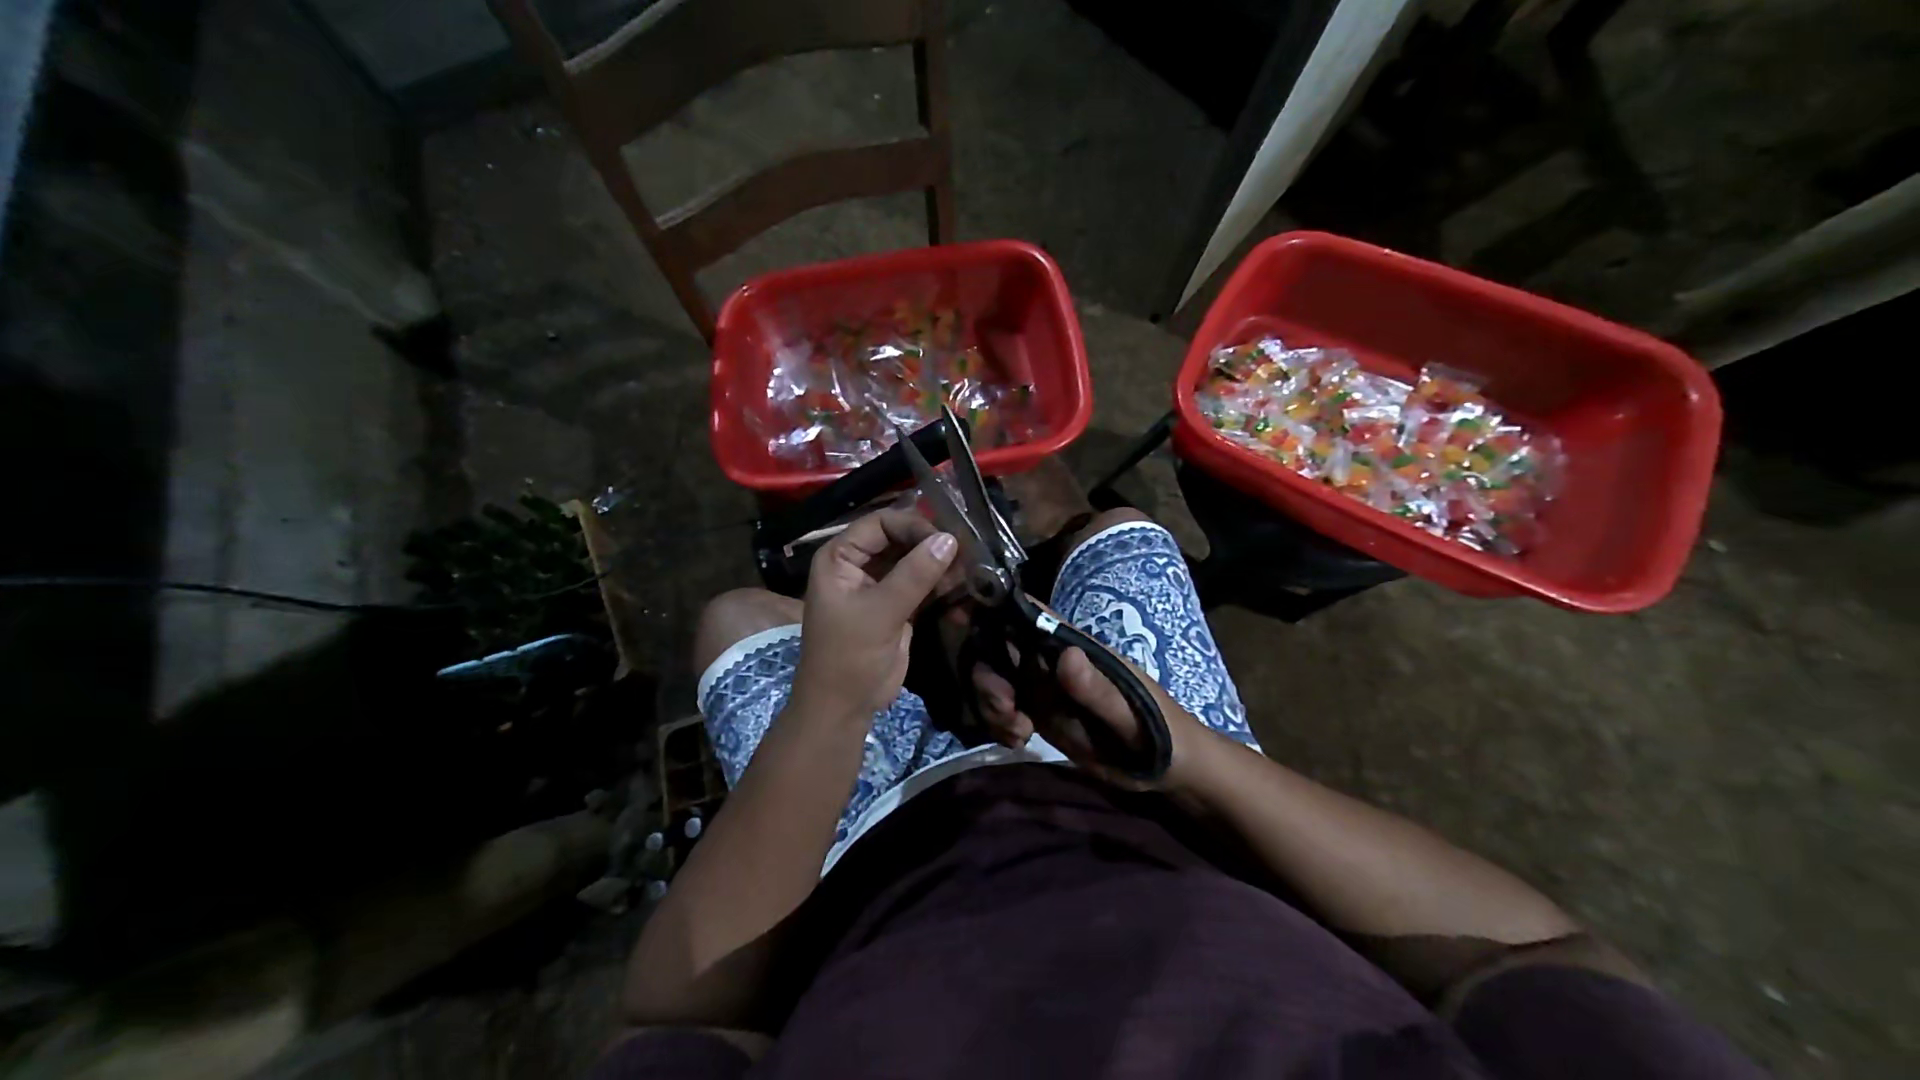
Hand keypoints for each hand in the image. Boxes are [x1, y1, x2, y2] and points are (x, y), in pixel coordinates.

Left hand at [789, 509, 958, 723]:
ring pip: (914, 562)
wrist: (843, 708)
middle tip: (968, 551)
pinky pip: (921, 585)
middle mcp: (858, 565)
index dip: (912, 526)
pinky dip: (941, 585)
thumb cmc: (848, 656)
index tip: (946, 538)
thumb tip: (949, 539)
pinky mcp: (897, 607)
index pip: (880, 524)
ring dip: (940, 565)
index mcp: (840, 558)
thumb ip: (914, 574)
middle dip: (931, 544)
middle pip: (899, 539)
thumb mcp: (880, 612)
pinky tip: (964, 587)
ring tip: (971, 569)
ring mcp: (878, 586)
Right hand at [972, 632, 1218, 791]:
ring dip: (991, 701)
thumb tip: (1065, 653)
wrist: (1169, 772)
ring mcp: (1044, 686)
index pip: (1031, 615)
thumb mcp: (1132, 716)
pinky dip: (998, 722)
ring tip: (1015, 732)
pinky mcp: (1040, 712)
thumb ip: (1098, 690)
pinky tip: (1016, 741)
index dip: (995, 609)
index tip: (964, 620)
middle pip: (999, 647)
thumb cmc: (1160, 735)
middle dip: (987, 674)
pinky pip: (1003, 707)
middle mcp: (1054, 660)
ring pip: (995, 678)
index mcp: (1077, 647)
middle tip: (1005, 708)